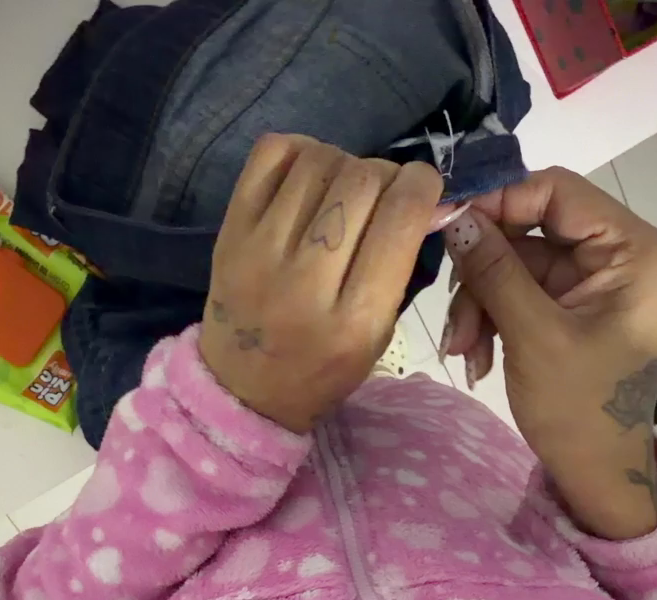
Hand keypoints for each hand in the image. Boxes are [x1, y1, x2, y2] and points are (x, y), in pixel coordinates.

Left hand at [202, 135, 446, 432]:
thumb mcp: (376, 336)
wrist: (243, 391)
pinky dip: (300, 151)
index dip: (421, 185)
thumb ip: (401, 265)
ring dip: (344, 162)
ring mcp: (259, 254)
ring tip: (342, 190)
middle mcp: (306, 283)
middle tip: (381, 195)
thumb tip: (427, 195)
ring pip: (319, 160)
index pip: (400, 217)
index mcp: (354, 321)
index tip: (421, 189)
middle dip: (385, 174)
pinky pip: (271, 154)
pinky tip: (308, 178)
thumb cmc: (322, 370)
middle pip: (362, 179)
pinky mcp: (229, 233)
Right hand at [441, 168, 656, 539]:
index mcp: (635, 248)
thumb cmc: (579, 408)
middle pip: (529, 232)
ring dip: (479, 306)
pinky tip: (478, 359)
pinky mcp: (570, 305)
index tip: (443, 223)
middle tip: (453, 320)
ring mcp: (592, 279)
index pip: (556, 191)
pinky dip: (491, 321)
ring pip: (514, 265)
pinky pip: (517, 293)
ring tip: (464, 353)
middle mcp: (620, 251)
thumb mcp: (533, 336)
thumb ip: (494, 271)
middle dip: (483, 276)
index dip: (496, 202)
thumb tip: (454, 217)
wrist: (596, 472)